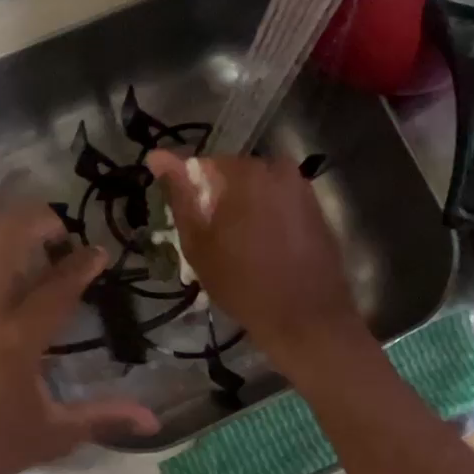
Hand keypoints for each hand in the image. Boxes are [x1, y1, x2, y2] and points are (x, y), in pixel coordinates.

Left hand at [0, 208, 159, 473]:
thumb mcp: (54, 435)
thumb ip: (105, 416)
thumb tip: (153, 421)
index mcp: (17, 338)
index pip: (59, 282)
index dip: (83, 263)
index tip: (96, 254)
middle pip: (9, 234)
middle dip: (38, 221)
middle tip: (52, 235)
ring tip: (3, 247)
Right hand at [147, 150, 371, 374]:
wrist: (305, 317)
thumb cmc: (242, 283)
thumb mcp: (198, 243)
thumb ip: (179, 195)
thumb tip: (157, 156)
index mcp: (245, 172)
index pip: (203, 166)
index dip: (190, 193)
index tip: (187, 222)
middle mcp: (277, 168)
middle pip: (233, 177)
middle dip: (218, 201)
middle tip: (209, 239)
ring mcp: (301, 188)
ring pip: (257, 191)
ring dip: (242, 211)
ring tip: (234, 248)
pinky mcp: (316, 208)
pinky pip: (279, 205)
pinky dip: (266, 220)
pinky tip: (260, 250)